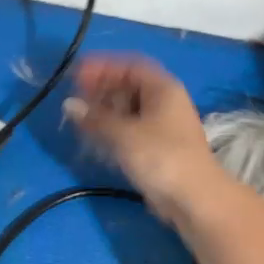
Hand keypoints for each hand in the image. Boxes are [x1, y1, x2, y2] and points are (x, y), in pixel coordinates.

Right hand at [64, 55, 226, 214]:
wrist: (193, 198)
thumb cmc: (161, 157)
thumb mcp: (124, 134)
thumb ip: (96, 118)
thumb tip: (70, 105)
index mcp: (162, 88)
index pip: (129, 65)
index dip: (102, 66)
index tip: (76, 75)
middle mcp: (164, 102)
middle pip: (129, 86)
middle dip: (101, 89)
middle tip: (75, 98)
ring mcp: (162, 127)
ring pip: (129, 110)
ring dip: (104, 111)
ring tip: (80, 119)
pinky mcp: (157, 149)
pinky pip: (131, 131)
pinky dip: (112, 130)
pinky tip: (95, 138)